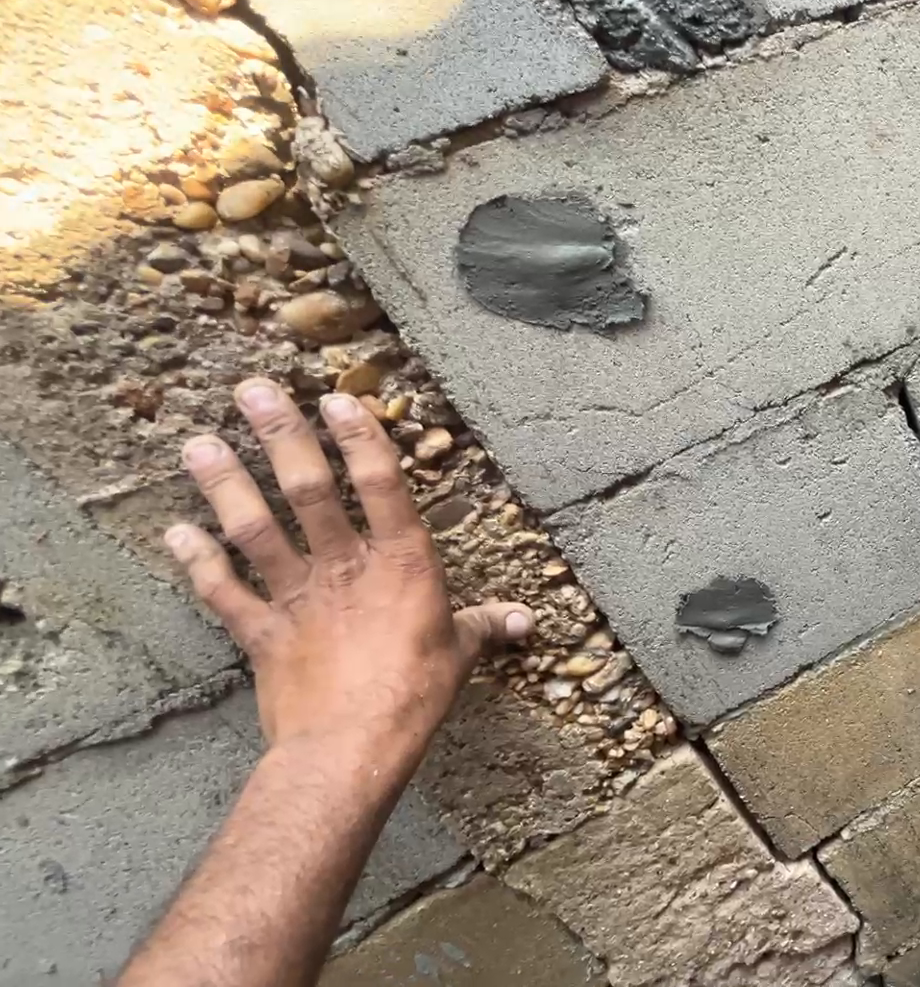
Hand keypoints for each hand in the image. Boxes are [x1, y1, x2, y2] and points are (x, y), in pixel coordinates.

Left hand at [166, 379, 529, 772]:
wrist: (351, 745)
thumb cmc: (418, 690)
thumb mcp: (465, 650)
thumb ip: (489, 624)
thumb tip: (527, 620)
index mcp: (404, 563)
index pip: (382, 487)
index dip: (361, 441)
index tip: (339, 400)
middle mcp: (345, 567)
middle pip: (308, 491)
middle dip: (280, 438)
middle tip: (253, 391)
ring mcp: (295, 597)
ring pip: (255, 529)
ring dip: (224, 484)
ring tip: (199, 442)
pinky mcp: (259, 632)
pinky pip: (222, 591)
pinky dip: (196, 562)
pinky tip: (175, 532)